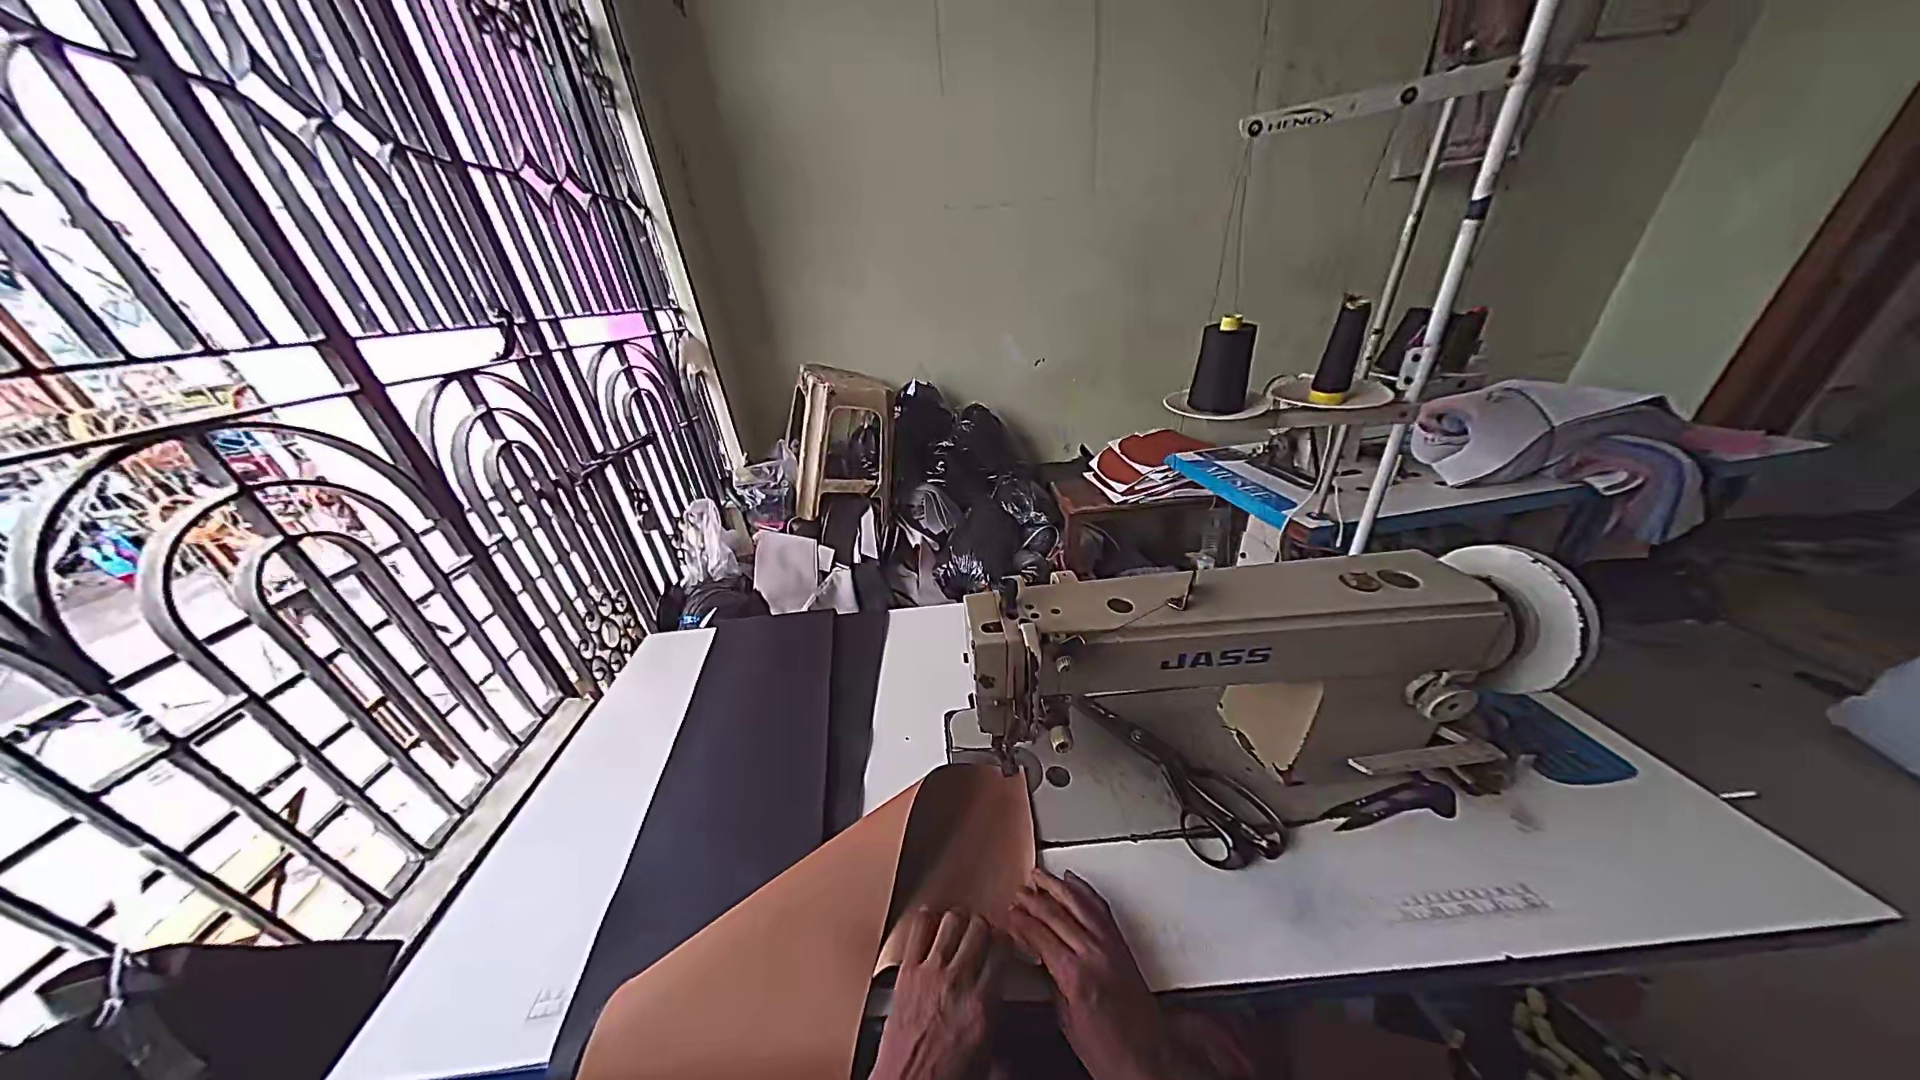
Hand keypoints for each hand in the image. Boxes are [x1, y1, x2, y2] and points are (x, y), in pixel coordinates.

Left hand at [871, 908, 1003, 1079]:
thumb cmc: (944, 1078)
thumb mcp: (985, 1055)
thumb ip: (997, 1022)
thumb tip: (1004, 1008)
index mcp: (981, 1005)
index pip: (1002, 950)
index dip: (1006, 941)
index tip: (1003, 943)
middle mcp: (958, 983)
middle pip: (979, 928)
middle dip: (984, 926)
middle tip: (982, 933)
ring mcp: (930, 974)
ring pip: (952, 921)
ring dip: (959, 920)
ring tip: (960, 926)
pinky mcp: (907, 972)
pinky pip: (919, 929)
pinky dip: (927, 920)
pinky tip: (932, 921)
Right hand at [1005, 867, 1169, 1079]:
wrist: (1149, 1060)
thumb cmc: (1109, 1051)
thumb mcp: (1067, 1021)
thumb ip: (1050, 982)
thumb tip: (1036, 957)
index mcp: (1075, 975)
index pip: (1039, 934)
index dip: (1021, 921)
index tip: (1010, 913)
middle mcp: (1093, 953)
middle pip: (1055, 914)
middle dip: (1033, 900)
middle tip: (1018, 892)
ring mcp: (1109, 944)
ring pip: (1078, 902)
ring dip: (1056, 886)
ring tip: (1039, 875)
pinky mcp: (1121, 943)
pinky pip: (1100, 907)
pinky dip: (1084, 891)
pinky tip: (1073, 882)